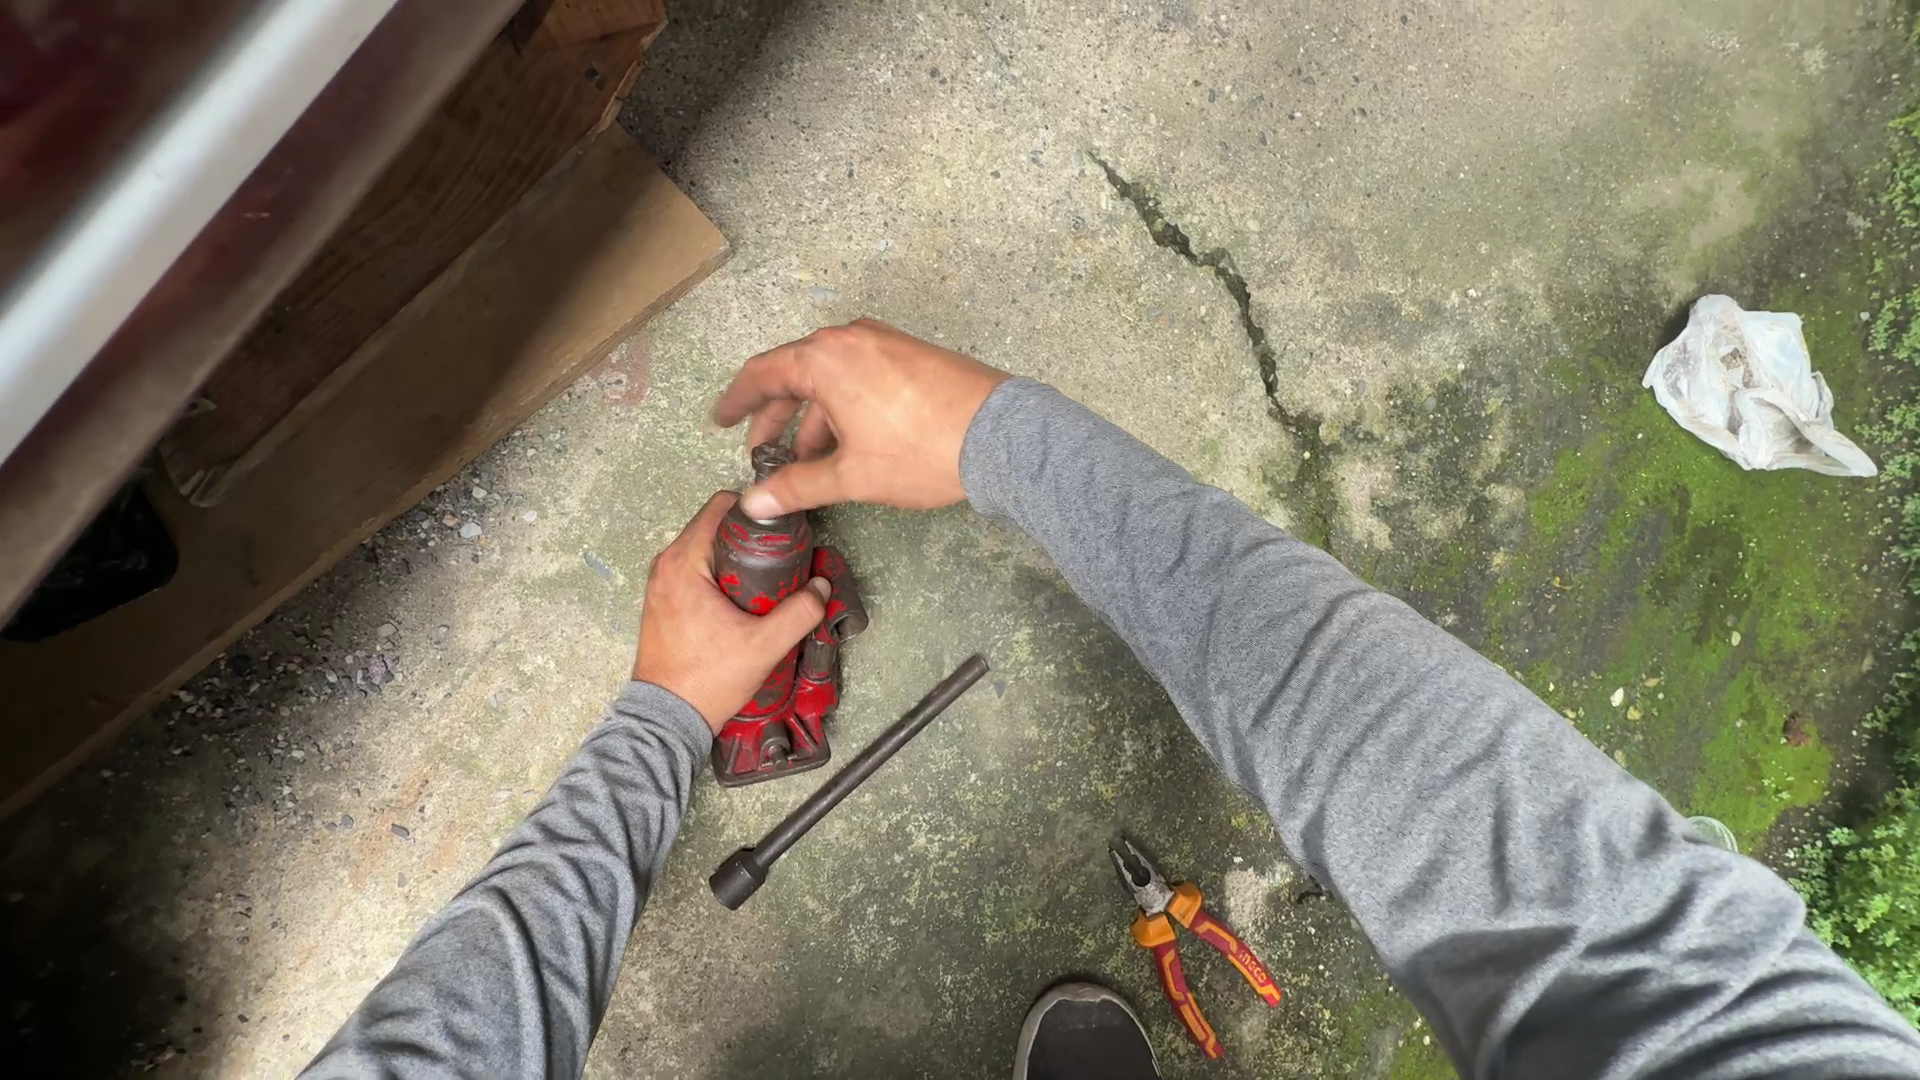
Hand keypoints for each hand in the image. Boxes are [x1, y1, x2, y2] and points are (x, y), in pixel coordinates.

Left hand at [633, 492, 829, 733]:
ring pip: (706, 545)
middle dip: (749, 534)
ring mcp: (661, 581)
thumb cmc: (706, 681)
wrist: (668, 718)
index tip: (781, 529)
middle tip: (780, 556)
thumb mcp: (765, 646)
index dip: (756, 511)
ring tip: (767, 576)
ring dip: (736, 553)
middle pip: (715, 524)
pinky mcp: (664, 598)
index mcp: (684, 564)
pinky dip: (721, 569)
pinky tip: (744, 593)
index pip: (721, 507)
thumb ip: (800, 613)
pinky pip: (697, 566)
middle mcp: (666, 565)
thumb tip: (821, 587)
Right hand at [711, 318, 1010, 516]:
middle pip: (796, 376)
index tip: (719, 420)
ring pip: (832, 380)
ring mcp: (885, 343)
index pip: (762, 374)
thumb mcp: (852, 475)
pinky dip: (845, 409)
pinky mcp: (911, 356)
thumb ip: (798, 485)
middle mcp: (851, 339)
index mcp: (825, 357)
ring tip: (809, 463)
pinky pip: (862, 378)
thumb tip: (755, 502)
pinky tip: (849, 444)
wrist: (1000, 437)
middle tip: (763, 454)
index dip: (736, 402)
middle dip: (776, 419)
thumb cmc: (921, 451)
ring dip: (815, 419)